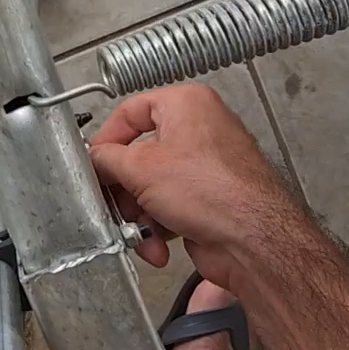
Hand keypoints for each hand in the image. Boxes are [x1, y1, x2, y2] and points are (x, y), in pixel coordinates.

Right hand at [88, 85, 314, 290]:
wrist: (254, 243)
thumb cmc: (214, 192)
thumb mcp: (139, 168)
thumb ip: (106, 159)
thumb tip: (94, 160)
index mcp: (187, 104)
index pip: (130, 112)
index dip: (107, 138)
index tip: (94, 161)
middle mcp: (199, 130)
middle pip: (139, 155)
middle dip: (123, 188)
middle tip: (113, 204)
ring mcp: (205, 167)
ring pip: (151, 186)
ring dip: (138, 214)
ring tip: (138, 231)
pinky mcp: (208, 199)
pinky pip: (168, 207)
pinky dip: (158, 227)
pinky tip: (157, 245)